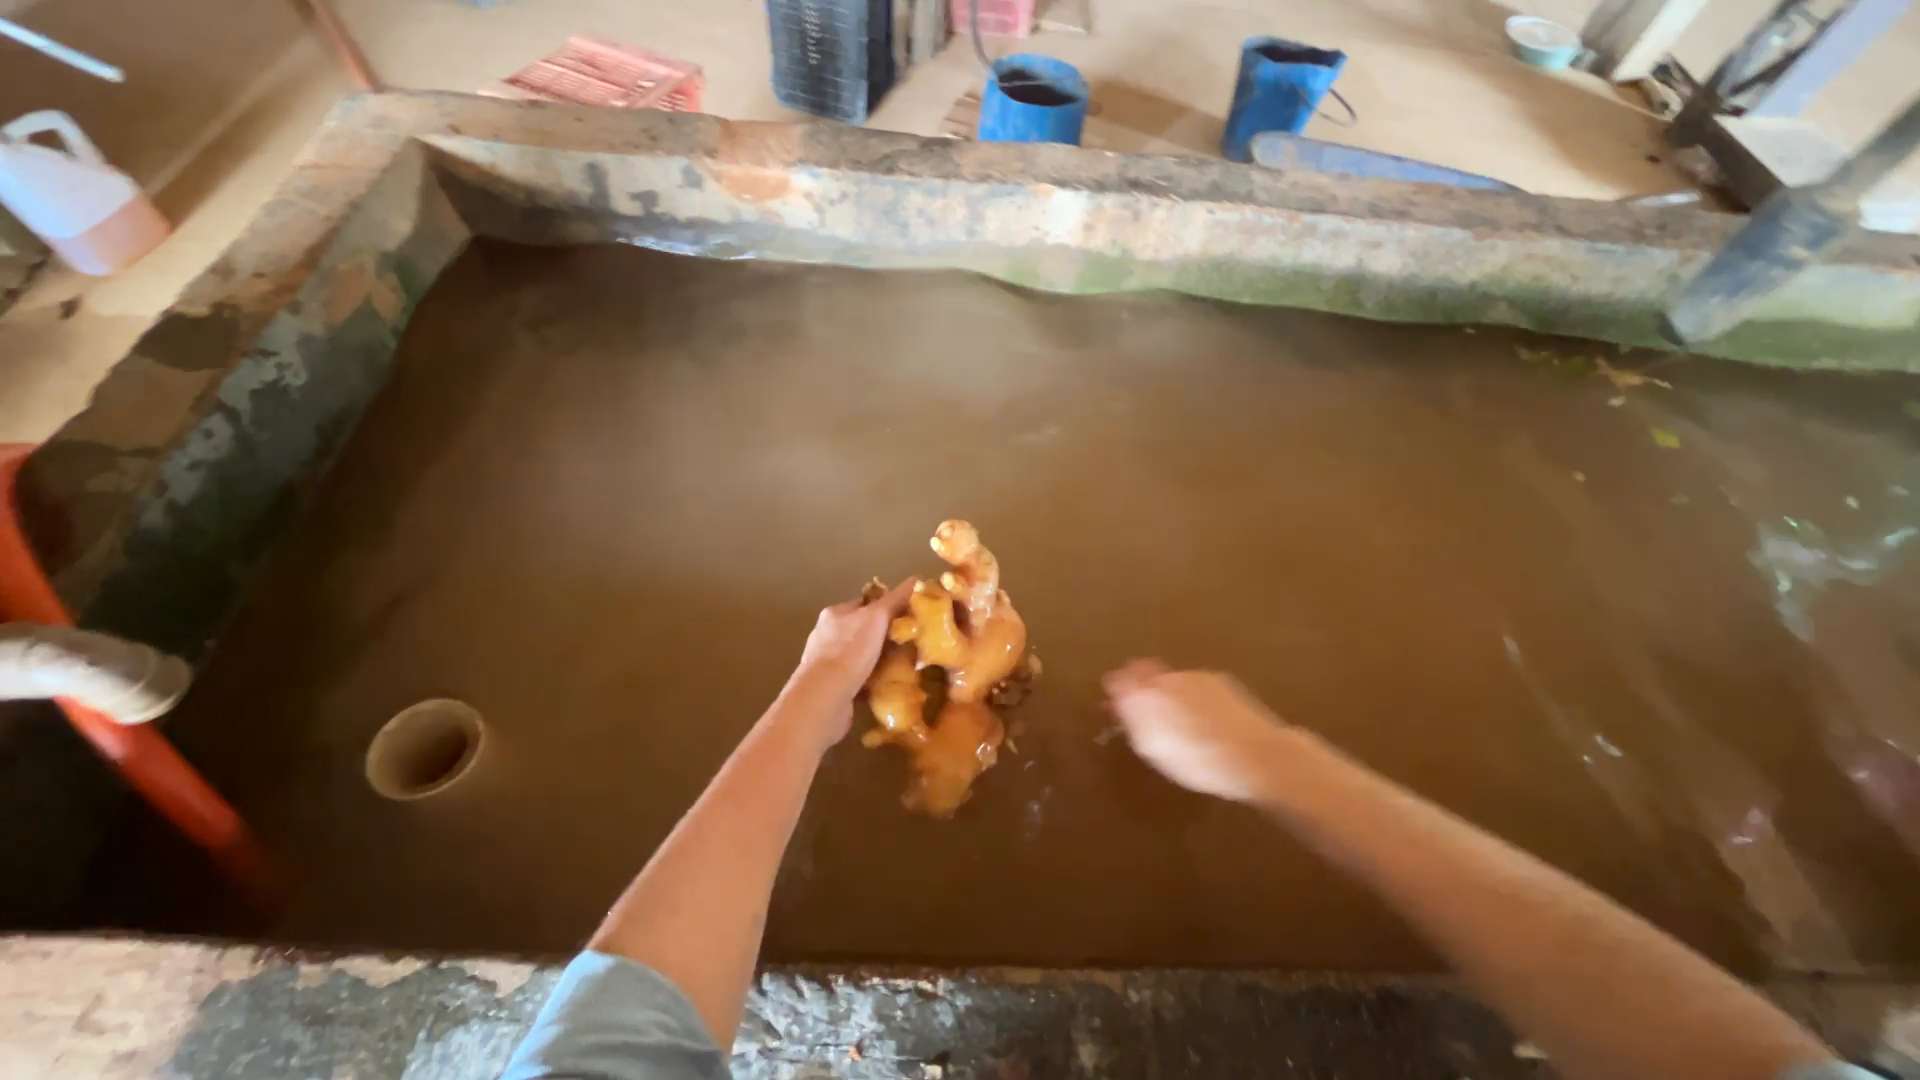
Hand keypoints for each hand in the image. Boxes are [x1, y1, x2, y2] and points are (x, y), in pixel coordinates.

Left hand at [779, 579, 915, 746]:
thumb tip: (917, 580)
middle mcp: (826, 636)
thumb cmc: (849, 650)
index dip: (887, 609)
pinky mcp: (830, 687)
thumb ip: (896, 599)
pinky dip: (871, 683)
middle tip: (910, 646)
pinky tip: (887, 687)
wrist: (824, 696)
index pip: (864, 605)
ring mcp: (826, 663)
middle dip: (885, 639)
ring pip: (860, 657)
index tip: (908, 619)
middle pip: (863, 632)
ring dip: (879, 662)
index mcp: (834, 614)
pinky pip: (857, 680)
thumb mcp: (877, 617)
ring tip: (903, 668)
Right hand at [1103, 659, 1293, 803]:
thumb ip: (1131, 718)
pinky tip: (1202, 723)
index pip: (1121, 678)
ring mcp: (1199, 677)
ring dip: (1169, 696)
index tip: (1114, 704)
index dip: (1116, 689)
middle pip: (1147, 677)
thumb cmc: (1198, 759)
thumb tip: (1116, 699)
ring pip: (1173, 682)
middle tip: (1143, 717)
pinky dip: (1191, 700)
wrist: (1257, 755)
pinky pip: (1196, 688)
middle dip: (1142, 692)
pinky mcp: (1223, 683)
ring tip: (1177, 725)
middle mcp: (1171, 676)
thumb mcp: (1153, 747)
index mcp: (1148, 689)